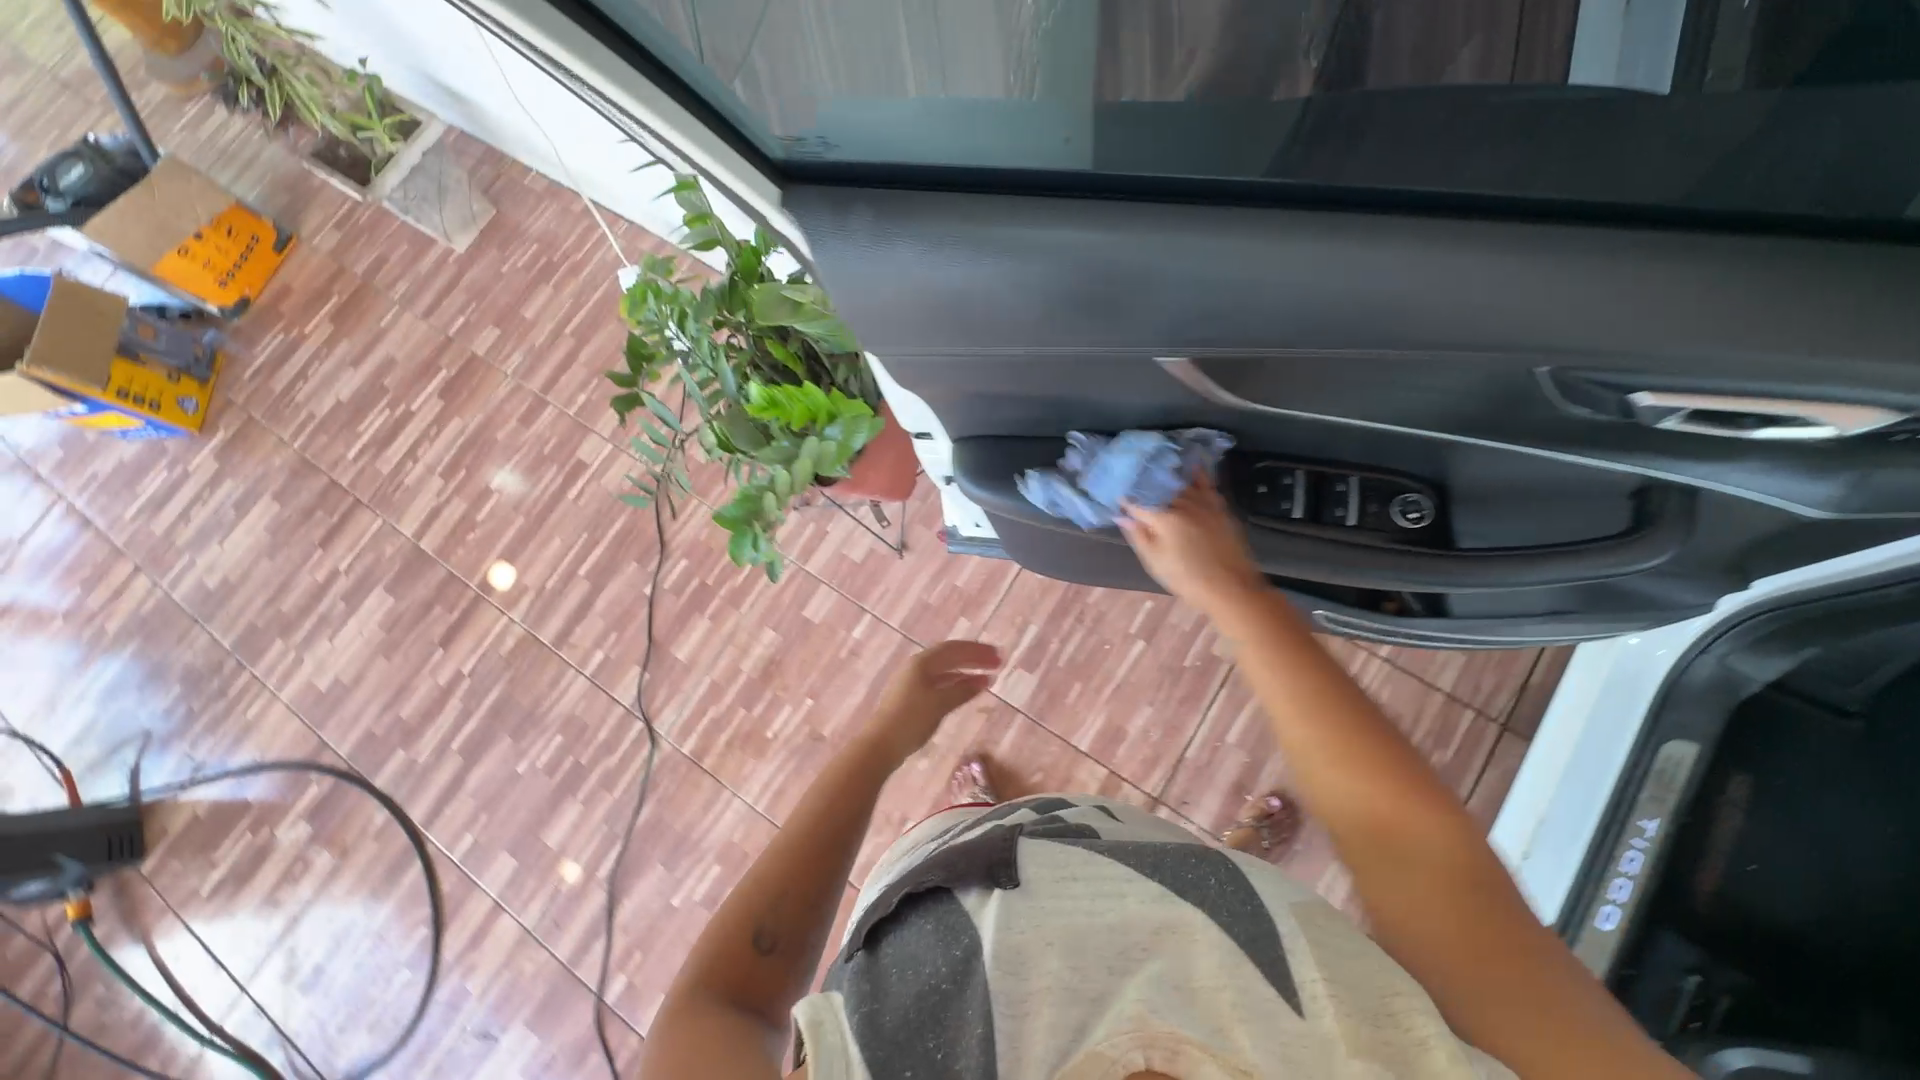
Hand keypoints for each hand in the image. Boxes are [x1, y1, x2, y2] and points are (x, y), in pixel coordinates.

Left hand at [863, 640, 1002, 764]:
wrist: (881, 744)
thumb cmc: (910, 721)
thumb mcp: (939, 704)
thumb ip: (962, 691)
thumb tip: (984, 681)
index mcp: (921, 663)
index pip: (954, 649)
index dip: (977, 650)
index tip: (998, 655)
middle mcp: (916, 667)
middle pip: (949, 657)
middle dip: (974, 658)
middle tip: (997, 662)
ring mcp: (913, 682)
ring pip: (945, 670)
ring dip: (966, 671)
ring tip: (987, 677)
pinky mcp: (912, 697)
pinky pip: (939, 683)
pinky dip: (956, 684)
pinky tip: (967, 691)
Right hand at [1119, 472, 1268, 617]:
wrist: (1230, 586)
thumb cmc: (1187, 578)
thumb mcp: (1155, 561)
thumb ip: (1138, 535)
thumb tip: (1121, 515)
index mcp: (1162, 517)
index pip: (1137, 501)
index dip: (1125, 498)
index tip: (1116, 493)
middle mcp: (1181, 503)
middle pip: (1158, 488)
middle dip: (1143, 484)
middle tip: (1132, 480)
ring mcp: (1203, 502)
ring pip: (1180, 483)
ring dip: (1166, 476)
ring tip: (1154, 470)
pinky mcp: (1219, 506)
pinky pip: (1206, 483)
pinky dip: (1196, 473)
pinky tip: (1190, 465)